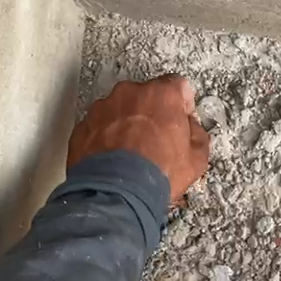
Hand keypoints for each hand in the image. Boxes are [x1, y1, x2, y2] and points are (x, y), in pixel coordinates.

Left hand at [67, 75, 209, 206]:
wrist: (116, 194)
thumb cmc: (157, 174)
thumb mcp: (196, 160)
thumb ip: (197, 135)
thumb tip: (191, 129)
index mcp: (161, 94)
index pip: (178, 86)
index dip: (182, 104)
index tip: (181, 120)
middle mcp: (129, 93)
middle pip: (146, 96)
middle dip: (152, 113)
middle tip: (156, 141)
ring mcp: (102, 108)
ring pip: (119, 109)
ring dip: (126, 124)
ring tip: (131, 153)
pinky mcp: (83, 125)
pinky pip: (99, 125)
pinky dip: (105, 137)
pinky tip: (113, 159)